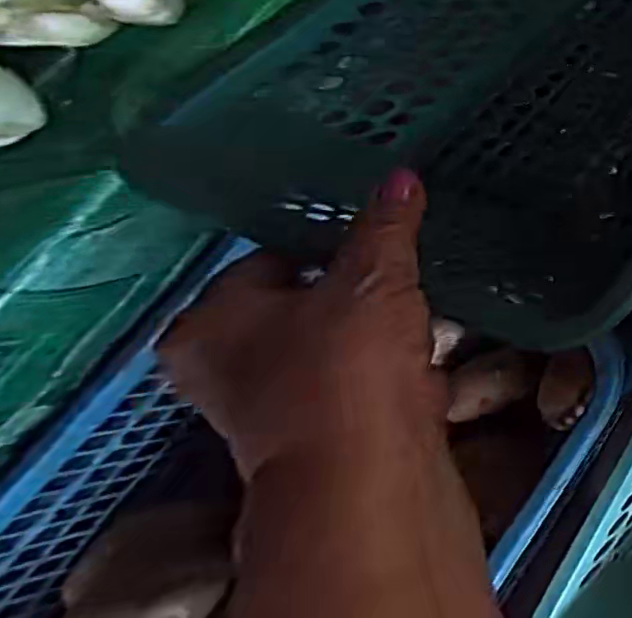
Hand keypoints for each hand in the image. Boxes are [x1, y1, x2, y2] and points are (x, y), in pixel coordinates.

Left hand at [158, 169, 444, 477]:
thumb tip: (402, 175)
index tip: (377, 226)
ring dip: (370, 308)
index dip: (327, 236)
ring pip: (328, 325)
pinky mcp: (319, 410)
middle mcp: (223, 357)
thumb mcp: (373, 276)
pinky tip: (419, 323)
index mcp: (212, 320)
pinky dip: (381, 339)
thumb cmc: (346, 359)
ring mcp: (269, 391)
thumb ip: (386, 224)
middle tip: (400, 250)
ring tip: (415, 283)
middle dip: (352, 274)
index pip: (270, 255)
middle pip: (299, 291)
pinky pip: (351, 355)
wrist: (367, 456)